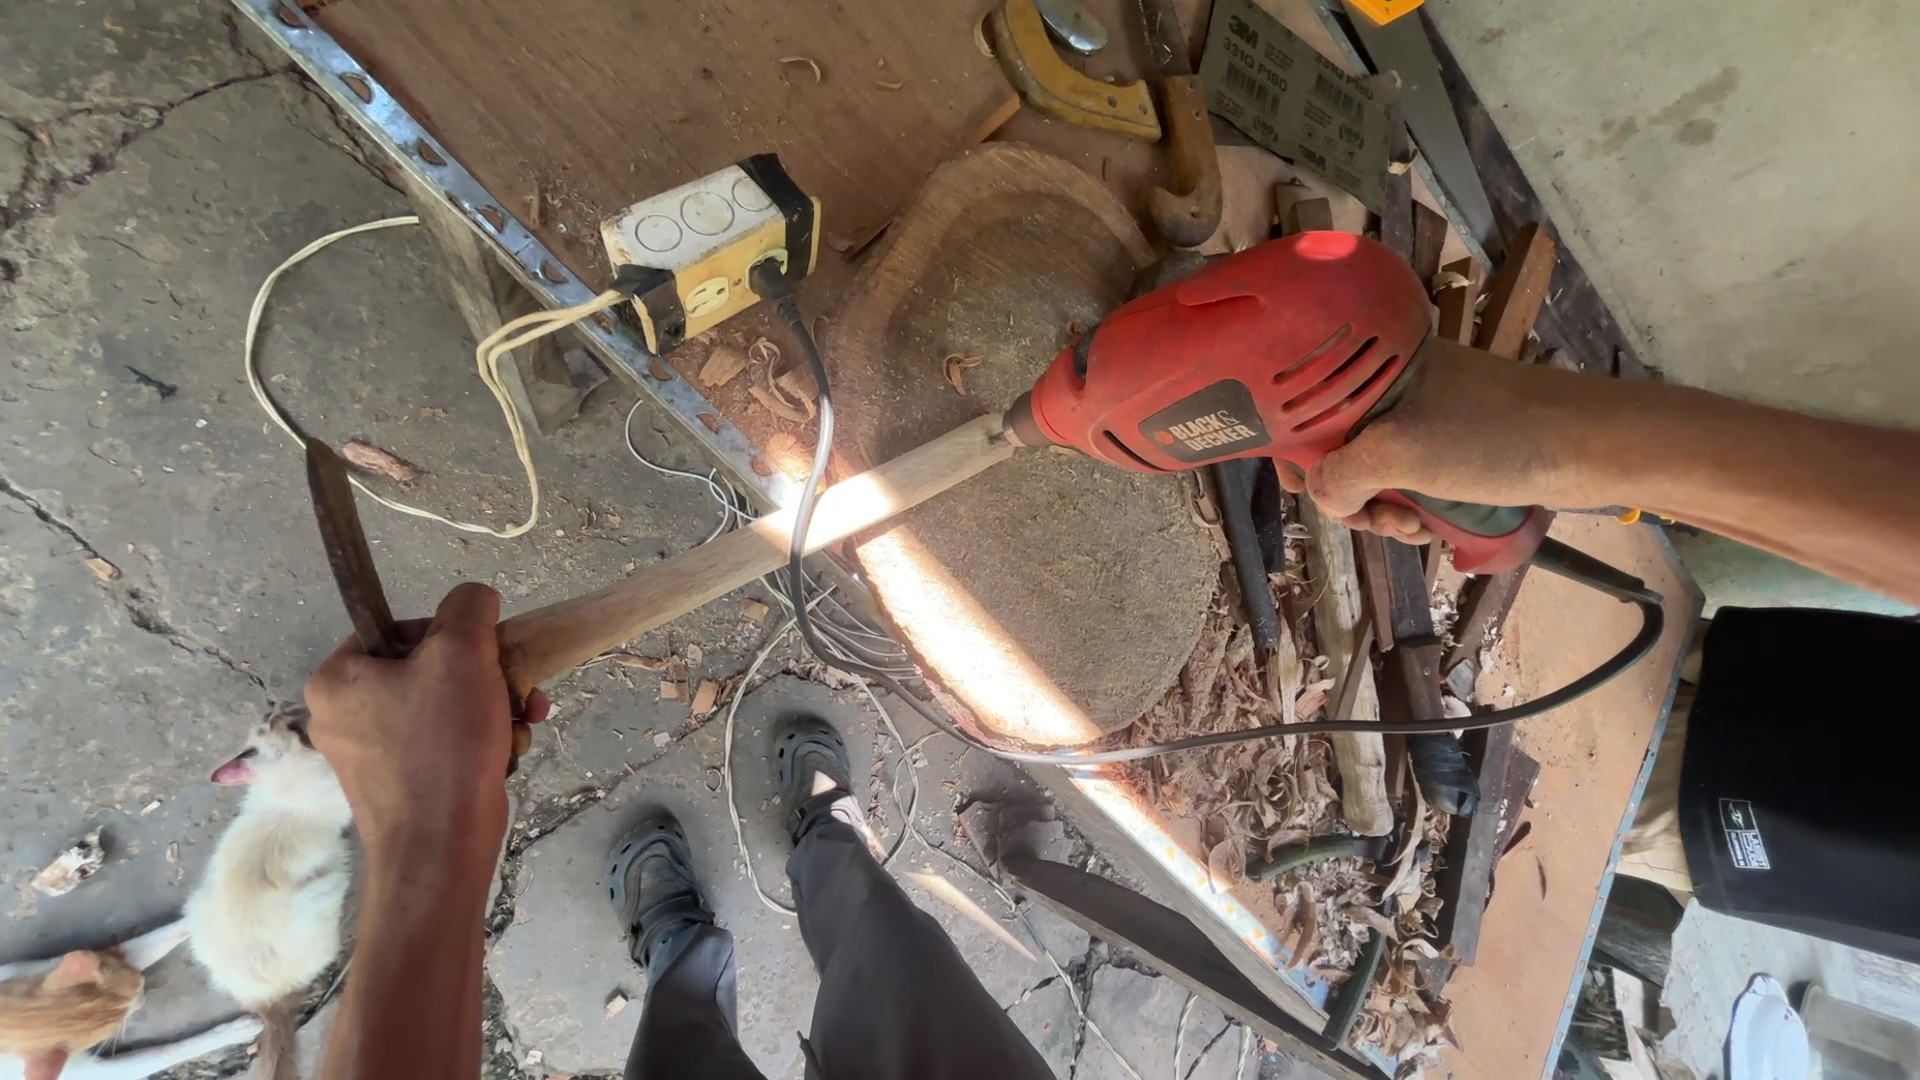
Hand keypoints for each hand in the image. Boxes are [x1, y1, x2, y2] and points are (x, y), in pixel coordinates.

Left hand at [305, 583, 548, 867]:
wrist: (442, 841)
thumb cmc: (445, 742)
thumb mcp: (464, 653)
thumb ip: (469, 607)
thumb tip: (475, 599)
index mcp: (338, 678)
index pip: (404, 626)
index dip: (454, 635)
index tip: (485, 657)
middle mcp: (345, 712)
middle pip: (435, 667)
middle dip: (490, 677)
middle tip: (520, 694)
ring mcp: (374, 751)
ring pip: (450, 702)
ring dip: (497, 706)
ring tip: (521, 724)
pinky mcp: (403, 779)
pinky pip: (450, 738)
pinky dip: (485, 737)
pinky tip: (506, 749)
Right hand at [1277, 339, 1603, 541]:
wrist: (1598, 447)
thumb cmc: (1494, 438)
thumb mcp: (1398, 455)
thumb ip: (1338, 477)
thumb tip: (1324, 500)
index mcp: (1370, 373)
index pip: (1302, 412)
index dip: (1297, 456)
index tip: (1314, 492)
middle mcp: (1389, 390)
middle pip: (1333, 450)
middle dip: (1346, 494)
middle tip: (1371, 516)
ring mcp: (1421, 417)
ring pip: (1368, 472)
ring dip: (1380, 509)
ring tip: (1411, 527)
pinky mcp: (1447, 443)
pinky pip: (1403, 480)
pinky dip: (1407, 508)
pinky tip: (1429, 526)